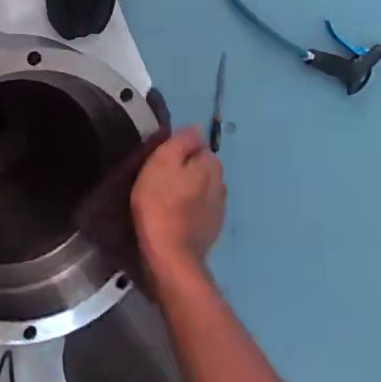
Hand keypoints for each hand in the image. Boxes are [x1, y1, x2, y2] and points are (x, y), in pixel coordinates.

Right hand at [131, 128, 225, 275]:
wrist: (169, 253)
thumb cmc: (160, 201)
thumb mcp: (163, 160)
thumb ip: (182, 140)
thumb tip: (197, 128)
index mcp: (211, 163)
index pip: (196, 145)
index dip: (177, 151)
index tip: (159, 161)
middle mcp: (222, 183)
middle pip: (200, 167)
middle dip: (185, 169)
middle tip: (158, 180)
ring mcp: (219, 208)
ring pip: (202, 188)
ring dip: (188, 190)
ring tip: (165, 199)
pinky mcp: (212, 228)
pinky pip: (200, 208)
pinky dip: (189, 209)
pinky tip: (174, 215)